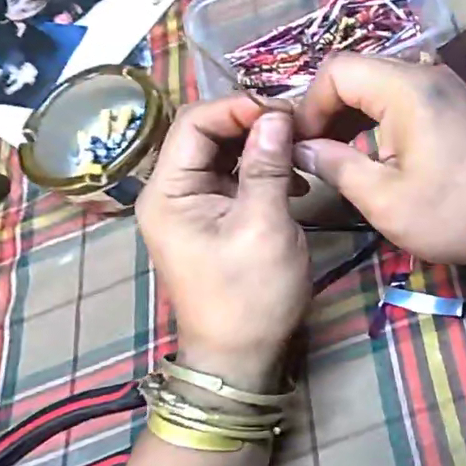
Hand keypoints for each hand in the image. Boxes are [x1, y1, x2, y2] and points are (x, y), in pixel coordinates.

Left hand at [137, 96, 309, 390]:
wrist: (239, 358)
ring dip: (259, 148)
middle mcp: (169, 192)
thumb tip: (276, 115)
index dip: (239, 107)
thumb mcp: (264, 227)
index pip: (194, 122)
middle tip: (298, 127)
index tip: (286, 110)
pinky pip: (230, 180)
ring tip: (298, 154)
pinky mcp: (209, 220)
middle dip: (252, 125)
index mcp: (167, 191)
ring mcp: (189, 207)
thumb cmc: (249, 297)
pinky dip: (259, 173)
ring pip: (222, 156)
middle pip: (206, 135)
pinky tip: (290, 182)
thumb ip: (267, 167)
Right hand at [291, 55, 465, 267]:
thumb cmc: (454, 214)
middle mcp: (426, 75)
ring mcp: (445, 88)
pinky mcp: (456, 107)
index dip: (309, 105)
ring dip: (351, 118)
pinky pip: (403, 100)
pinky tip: (373, 157)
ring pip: (379, 87)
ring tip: (337, 159)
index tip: (301, 146)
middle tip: (313, 154)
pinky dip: (378, 122)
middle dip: (327, 112)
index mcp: (406, 88)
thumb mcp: (384, 199)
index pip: (336, 70)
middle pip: (357, 74)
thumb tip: (300, 148)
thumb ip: (336, 167)